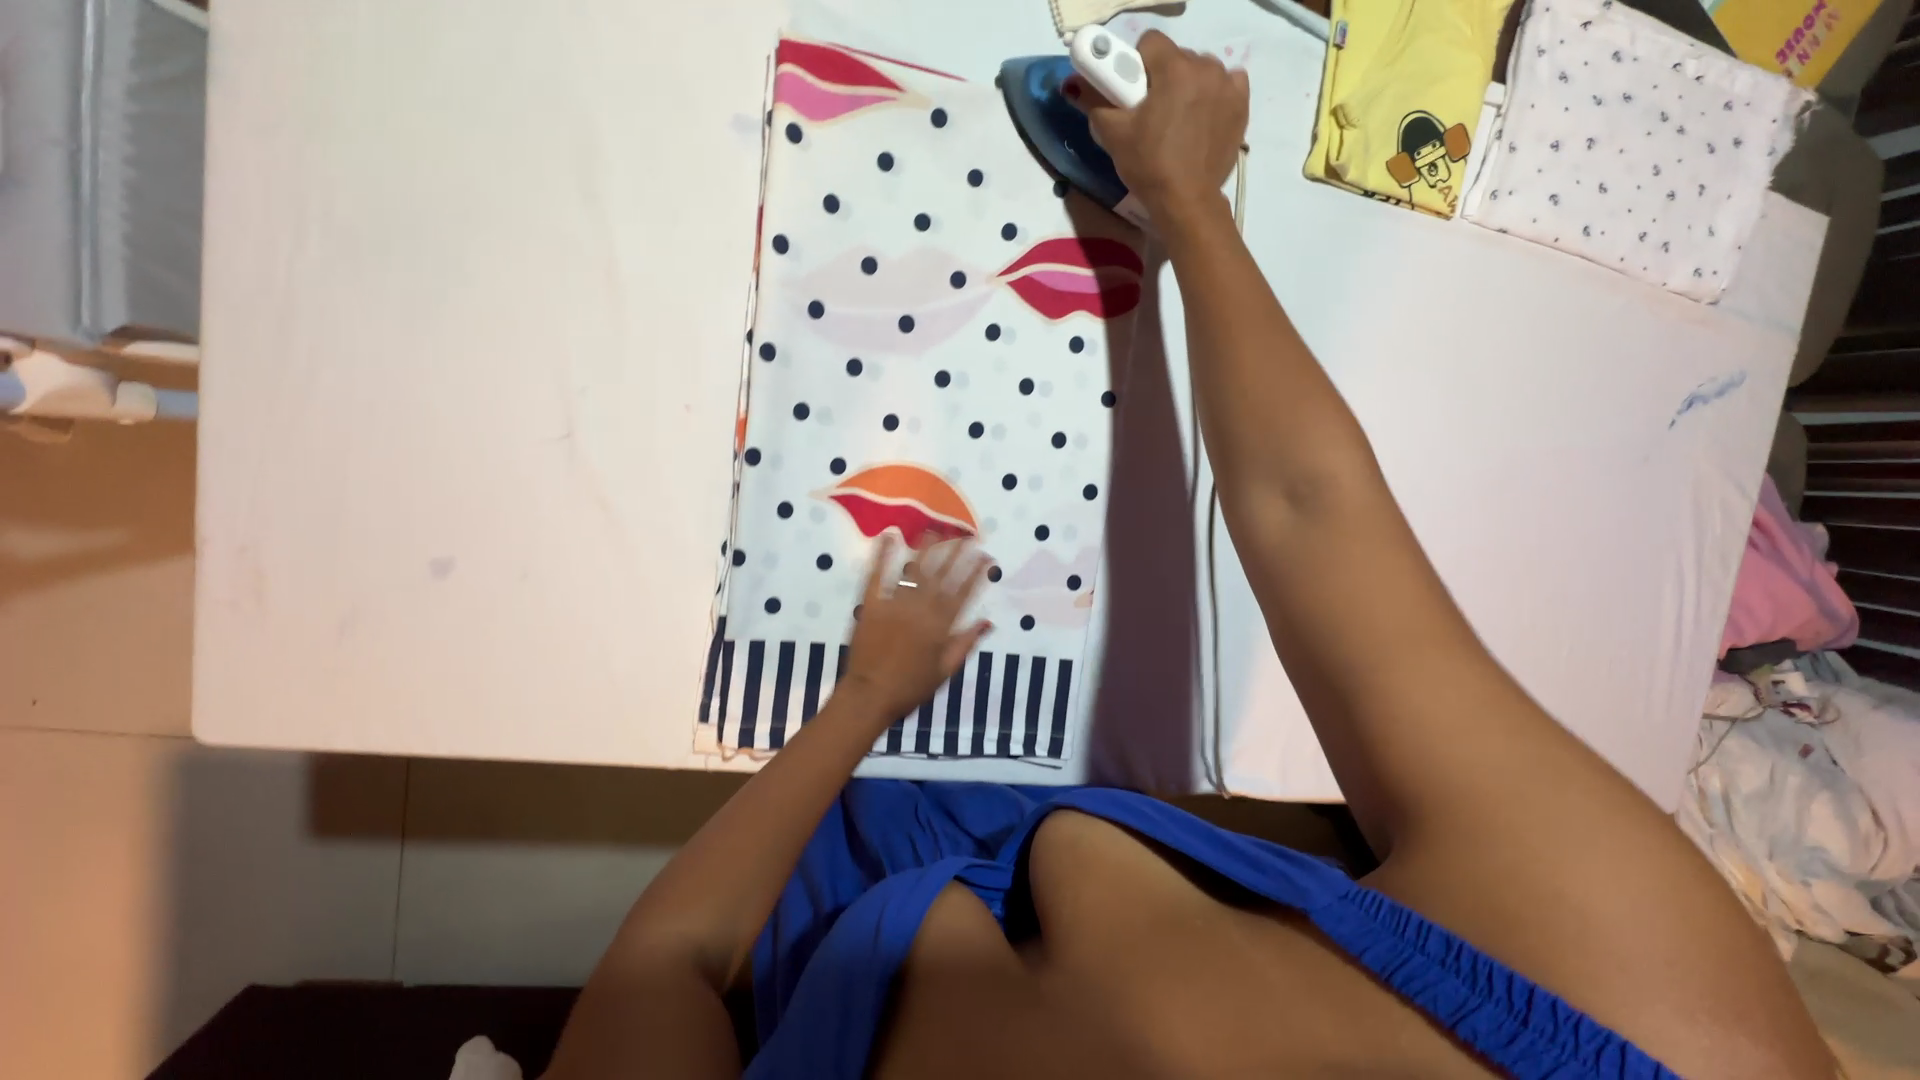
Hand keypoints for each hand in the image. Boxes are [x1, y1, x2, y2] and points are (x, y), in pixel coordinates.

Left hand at [837, 535, 992, 723]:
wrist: (869, 697)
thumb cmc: (909, 689)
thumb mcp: (944, 671)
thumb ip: (965, 644)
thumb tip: (987, 622)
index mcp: (940, 628)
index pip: (963, 593)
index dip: (976, 573)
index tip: (986, 556)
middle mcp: (920, 611)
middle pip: (942, 576)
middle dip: (956, 553)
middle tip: (967, 534)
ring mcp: (894, 606)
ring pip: (914, 571)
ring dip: (927, 549)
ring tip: (937, 529)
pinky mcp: (870, 606)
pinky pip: (877, 576)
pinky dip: (882, 555)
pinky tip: (889, 537)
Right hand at [1072, 30, 1247, 227]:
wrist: (1186, 201)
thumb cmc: (1149, 166)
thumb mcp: (1114, 135)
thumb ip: (1095, 102)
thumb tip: (1078, 85)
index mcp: (1174, 69)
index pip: (1150, 42)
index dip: (1136, 65)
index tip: (1133, 92)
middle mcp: (1205, 68)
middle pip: (1177, 57)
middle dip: (1163, 78)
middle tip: (1153, 113)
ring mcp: (1227, 85)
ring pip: (1201, 69)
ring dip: (1189, 85)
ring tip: (1178, 120)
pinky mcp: (1241, 104)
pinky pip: (1227, 82)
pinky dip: (1215, 93)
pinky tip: (1204, 116)